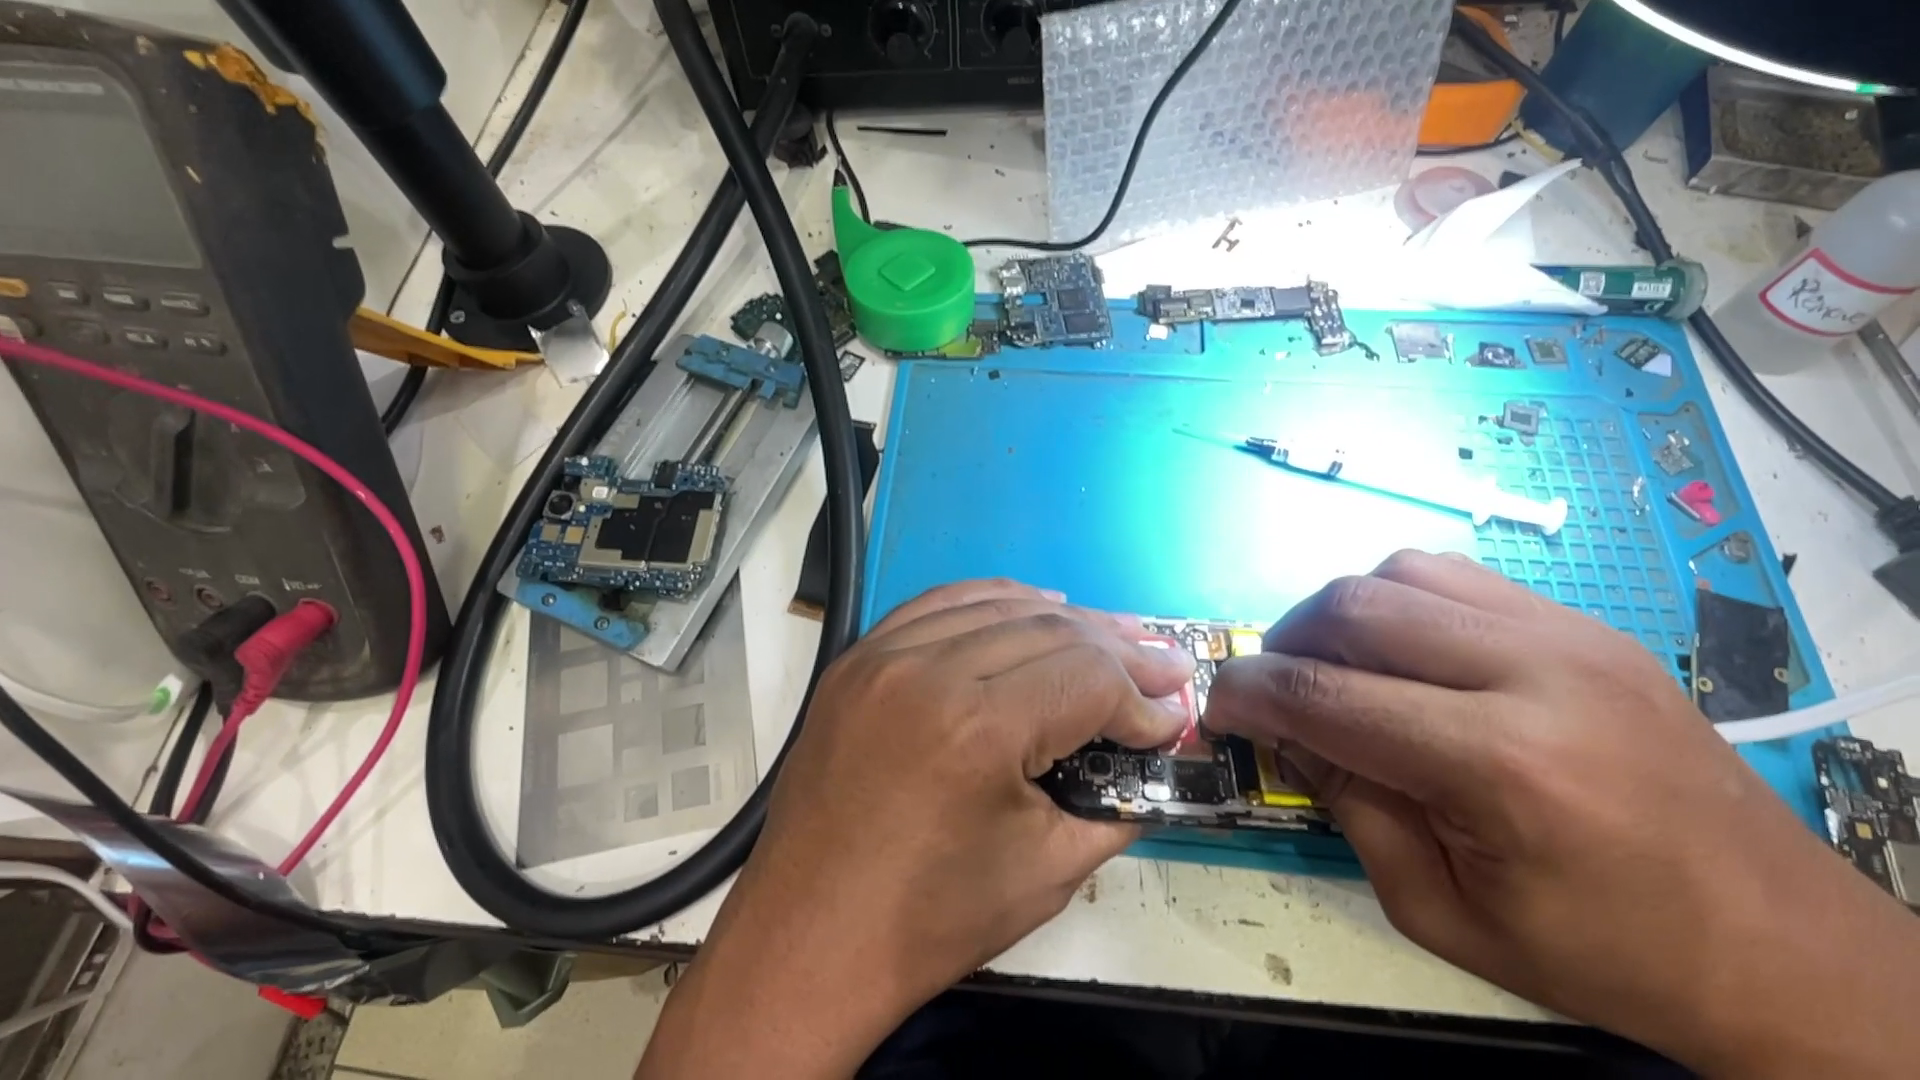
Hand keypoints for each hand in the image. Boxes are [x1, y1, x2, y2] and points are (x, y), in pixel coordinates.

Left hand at [639, 580, 1191, 1077]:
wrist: (809, 940)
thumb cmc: (930, 921)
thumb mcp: (1048, 872)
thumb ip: (1119, 804)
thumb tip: (1158, 754)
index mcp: (978, 728)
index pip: (1088, 677)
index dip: (1141, 699)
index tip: (1169, 722)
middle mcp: (927, 670)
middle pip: (1050, 629)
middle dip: (1119, 649)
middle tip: (1164, 666)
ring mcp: (881, 657)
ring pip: (996, 605)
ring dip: (1064, 618)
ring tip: (1113, 636)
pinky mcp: (855, 661)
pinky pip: (937, 605)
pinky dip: (993, 602)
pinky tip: (1031, 608)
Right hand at [1202, 550, 1919, 1076]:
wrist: (1777, 944)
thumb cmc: (1599, 950)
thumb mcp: (1439, 907)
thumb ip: (1349, 804)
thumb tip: (1284, 733)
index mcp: (1499, 765)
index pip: (1324, 695)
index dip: (1248, 694)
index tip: (1218, 708)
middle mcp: (1534, 674)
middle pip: (1355, 608)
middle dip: (1283, 640)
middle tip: (1269, 688)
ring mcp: (1572, 637)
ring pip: (1403, 572)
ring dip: (1340, 612)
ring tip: (1330, 664)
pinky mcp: (1590, 628)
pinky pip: (1462, 579)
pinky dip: (1402, 603)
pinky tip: (1401, 654)